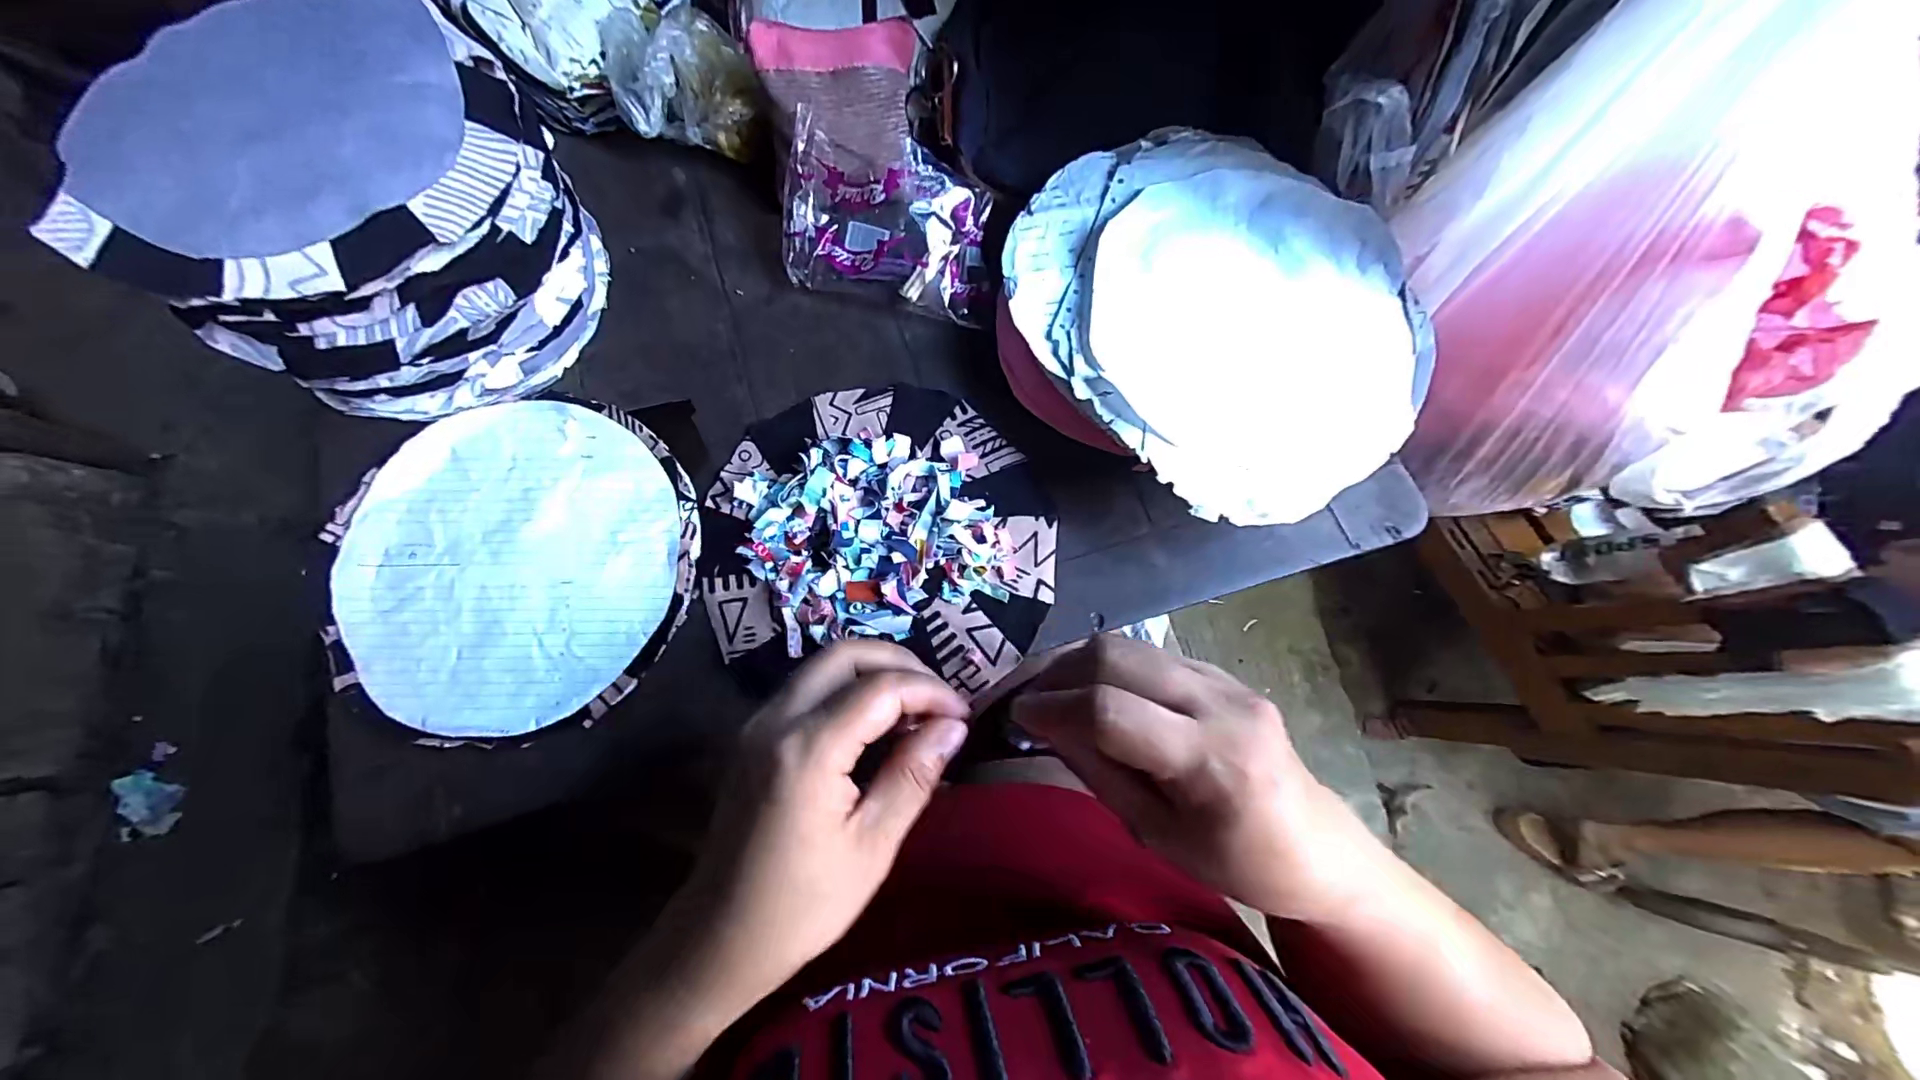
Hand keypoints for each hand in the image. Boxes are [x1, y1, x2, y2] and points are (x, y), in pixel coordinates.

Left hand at [561, 641, 970, 1079]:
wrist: (717, 939)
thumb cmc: (802, 906)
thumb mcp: (872, 847)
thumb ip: (914, 775)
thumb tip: (954, 726)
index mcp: (807, 749)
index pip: (881, 688)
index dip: (930, 690)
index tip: (963, 714)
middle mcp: (777, 720)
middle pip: (846, 653)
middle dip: (901, 663)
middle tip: (938, 697)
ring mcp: (759, 723)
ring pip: (824, 664)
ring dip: (874, 671)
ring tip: (915, 706)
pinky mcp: (754, 735)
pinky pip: (808, 687)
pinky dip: (849, 686)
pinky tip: (876, 720)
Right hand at [1009, 634, 1364, 920]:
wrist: (1317, 846)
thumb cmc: (1237, 862)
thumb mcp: (1156, 835)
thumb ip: (1099, 771)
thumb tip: (1046, 724)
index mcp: (1211, 761)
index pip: (1109, 711)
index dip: (1052, 707)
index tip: (1016, 716)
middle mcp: (1222, 704)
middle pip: (1116, 658)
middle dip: (1057, 672)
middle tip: (1027, 699)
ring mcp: (1226, 680)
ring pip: (1129, 645)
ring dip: (1078, 661)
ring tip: (1050, 689)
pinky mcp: (1222, 672)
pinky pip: (1150, 654)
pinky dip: (1108, 665)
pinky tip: (1090, 688)